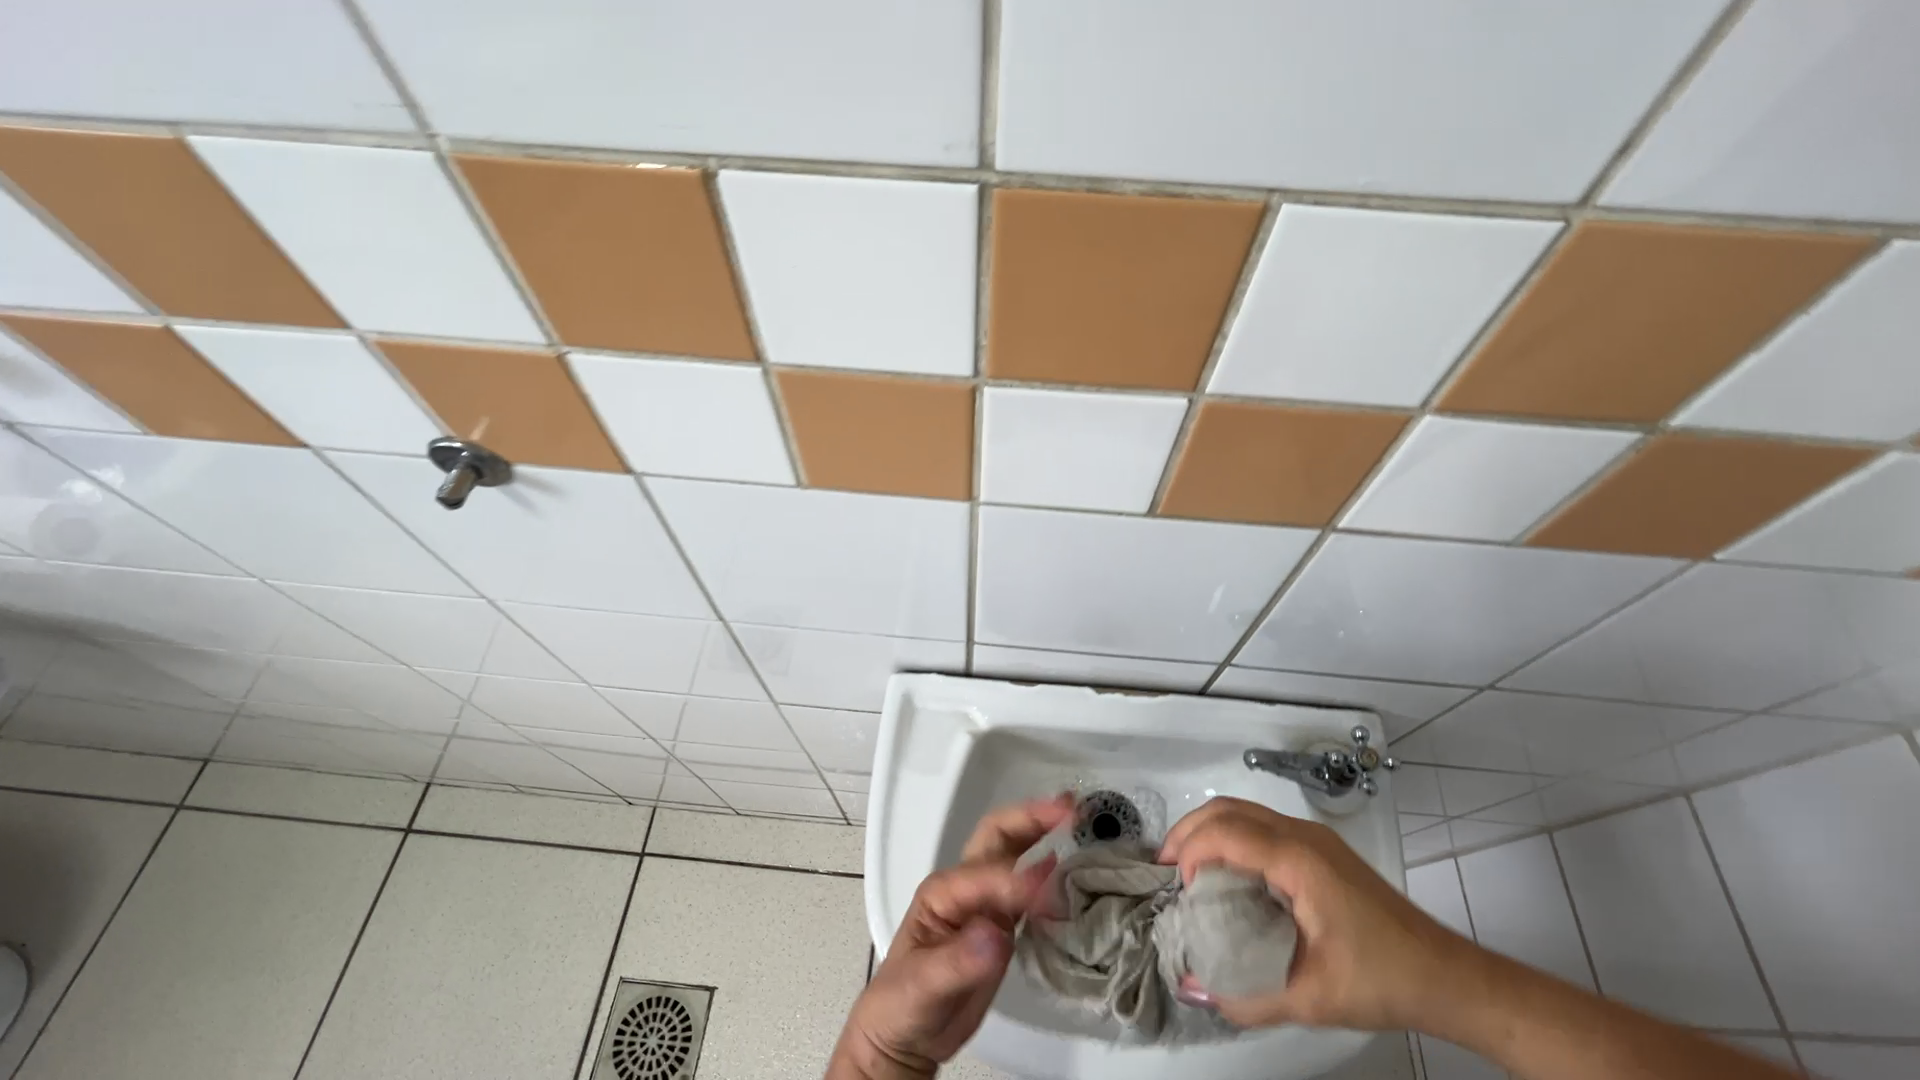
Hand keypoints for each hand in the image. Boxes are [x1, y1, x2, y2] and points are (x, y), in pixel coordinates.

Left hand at [831, 793, 1074, 1078]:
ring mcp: (985, 904)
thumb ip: (958, 960)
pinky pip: (1028, 889)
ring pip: (1014, 853)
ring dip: (1041, 830)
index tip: (1049, 891)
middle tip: (1067, 807)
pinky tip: (1068, 865)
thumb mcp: (921, 985)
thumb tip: (997, 936)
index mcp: (941, 892)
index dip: (1017, 880)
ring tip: (1073, 816)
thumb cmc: (901, 1003)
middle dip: (1030, 817)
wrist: (906, 1034)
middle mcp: (965, 888)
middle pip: (998, 837)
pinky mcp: (1002, 925)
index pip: (985, 875)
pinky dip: (1049, 871)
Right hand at [1157, 797, 1472, 1031]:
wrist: (1447, 977)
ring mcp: (1314, 839)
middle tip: (1164, 869)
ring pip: (1244, 812)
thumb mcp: (1309, 998)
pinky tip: (1225, 876)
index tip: (1176, 889)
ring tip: (1186, 871)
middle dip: (1188, 831)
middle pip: (1228, 809)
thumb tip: (1192, 989)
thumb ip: (1246, 996)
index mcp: (1299, 861)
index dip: (1190, 851)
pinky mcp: (1321, 850)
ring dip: (1208, 832)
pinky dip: (1230, 839)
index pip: (1226, 832)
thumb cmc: (1381, 980)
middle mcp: (1303, 836)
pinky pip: (1261, 827)